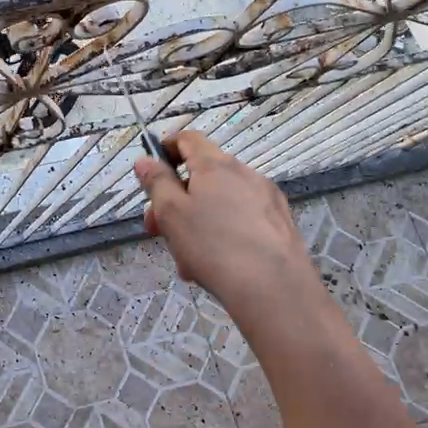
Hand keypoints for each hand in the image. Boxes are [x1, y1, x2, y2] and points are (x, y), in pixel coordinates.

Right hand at [134, 130, 320, 327]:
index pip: (188, 139)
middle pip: (204, 175)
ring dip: (198, 220)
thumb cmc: (213, 245)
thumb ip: (156, 182)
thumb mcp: (170, 212)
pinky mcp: (281, 224)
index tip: (151, 173)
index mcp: (215, 165)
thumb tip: (146, 160)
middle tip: (158, 229)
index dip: (165, 149)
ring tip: (187, 258)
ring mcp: (267, 199)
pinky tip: (215, 265)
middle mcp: (245, 174)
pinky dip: (223, 233)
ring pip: (221, 202)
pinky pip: (242, 220)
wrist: (274, 289)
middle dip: (177, 199)